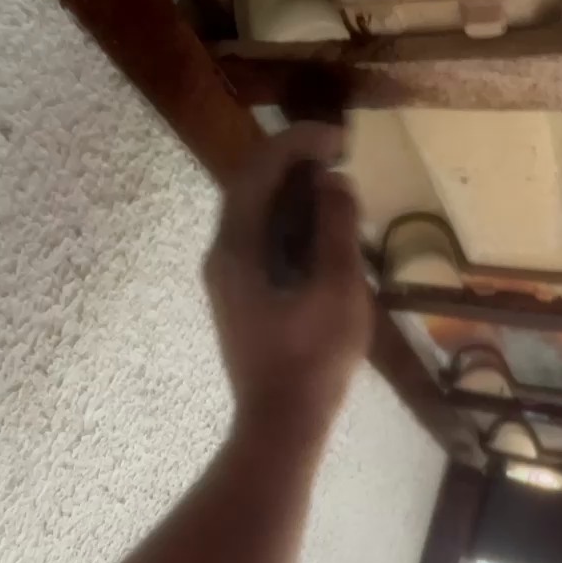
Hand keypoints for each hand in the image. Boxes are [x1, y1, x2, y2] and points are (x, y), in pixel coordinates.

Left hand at [204, 123, 370, 444]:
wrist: (280, 423)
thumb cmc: (312, 362)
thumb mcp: (338, 290)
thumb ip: (336, 229)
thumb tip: (332, 181)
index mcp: (237, 249)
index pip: (260, 170)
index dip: (299, 142)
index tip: (340, 139)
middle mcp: (220, 257)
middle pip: (249, 187)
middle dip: (292, 162)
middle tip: (338, 156)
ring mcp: (225, 280)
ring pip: (251, 215)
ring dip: (289, 193)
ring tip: (333, 190)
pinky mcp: (237, 299)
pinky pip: (256, 242)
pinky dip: (285, 224)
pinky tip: (317, 234)